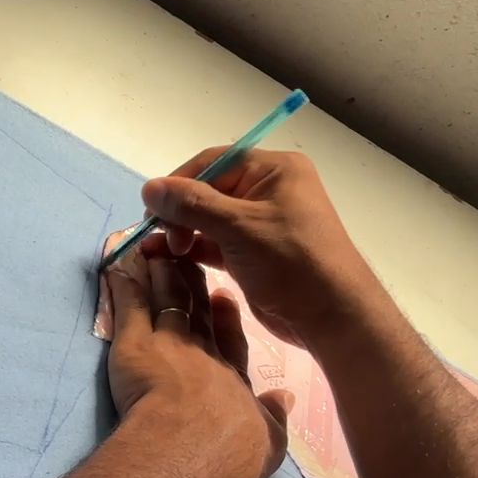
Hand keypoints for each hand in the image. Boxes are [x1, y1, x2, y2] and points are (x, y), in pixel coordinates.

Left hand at [105, 238, 291, 477]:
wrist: (194, 444)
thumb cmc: (231, 452)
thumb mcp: (268, 439)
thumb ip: (275, 417)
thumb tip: (284, 399)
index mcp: (233, 379)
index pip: (230, 341)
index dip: (226, 319)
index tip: (224, 297)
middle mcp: (202, 355)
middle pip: (197, 312)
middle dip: (192, 285)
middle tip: (186, 261)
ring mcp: (170, 344)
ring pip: (166, 301)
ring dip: (160, 277)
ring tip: (153, 253)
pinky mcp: (136, 343)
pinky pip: (129, 309)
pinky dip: (124, 288)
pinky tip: (119, 269)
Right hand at [145, 148, 387, 350]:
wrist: (329, 314)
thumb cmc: (290, 261)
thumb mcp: (238, 227)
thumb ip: (192, 205)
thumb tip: (149, 188)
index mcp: (272, 170)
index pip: (212, 163)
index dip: (178, 184)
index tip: (152, 211)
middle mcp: (265, 191)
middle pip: (206, 192)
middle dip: (178, 214)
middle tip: (161, 239)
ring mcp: (258, 224)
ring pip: (206, 221)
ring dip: (181, 234)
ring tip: (156, 252)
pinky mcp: (251, 254)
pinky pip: (213, 244)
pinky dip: (193, 251)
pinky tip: (170, 261)